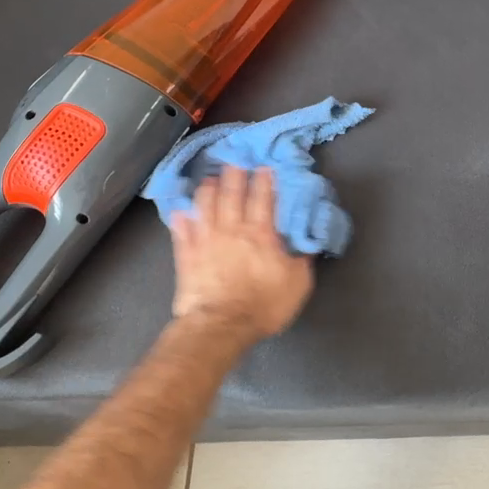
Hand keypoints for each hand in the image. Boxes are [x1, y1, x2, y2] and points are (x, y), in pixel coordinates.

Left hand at [170, 166, 313, 342]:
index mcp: (261, 234)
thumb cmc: (263, 305)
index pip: (263, 198)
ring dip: (207, 189)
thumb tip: (308, 244)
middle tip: (235, 161)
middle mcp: (232, 230)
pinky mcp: (186, 257)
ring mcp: (205, 241)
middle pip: (231, 194)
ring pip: (205, 206)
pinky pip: (182, 231)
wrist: (220, 326)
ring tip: (209, 179)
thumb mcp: (298, 284)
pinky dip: (181, 218)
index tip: (264, 166)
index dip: (264, 180)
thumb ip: (302, 259)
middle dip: (234, 175)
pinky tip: (180, 210)